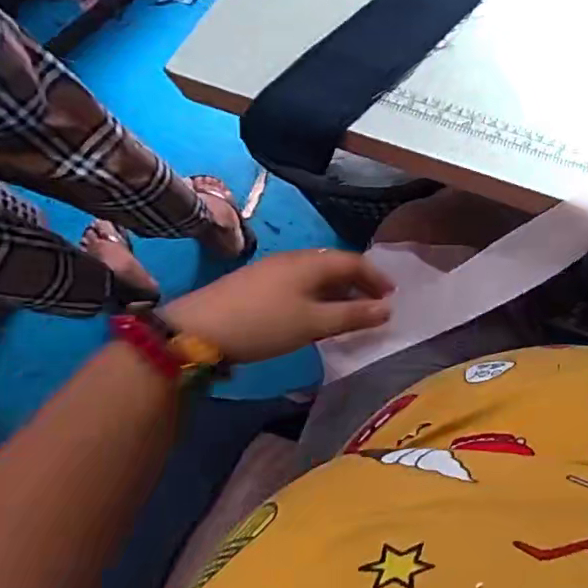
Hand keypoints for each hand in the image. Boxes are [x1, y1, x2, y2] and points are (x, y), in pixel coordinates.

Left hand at [162, 249, 392, 363]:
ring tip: (349, 311)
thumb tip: (388, 309)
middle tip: (375, 304)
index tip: (393, 295)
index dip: (377, 277)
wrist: (195, 329)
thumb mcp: (313, 323)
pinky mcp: (257, 282)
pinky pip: (300, 282)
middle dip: (360, 283)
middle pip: (336, 265)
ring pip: (317, 274)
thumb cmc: (264, 323)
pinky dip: (318, 294)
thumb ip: (353, 316)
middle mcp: (295, 258)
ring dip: (339, 290)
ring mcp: (273, 269)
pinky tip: (314, 313)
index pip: (355, 261)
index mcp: (312, 262)